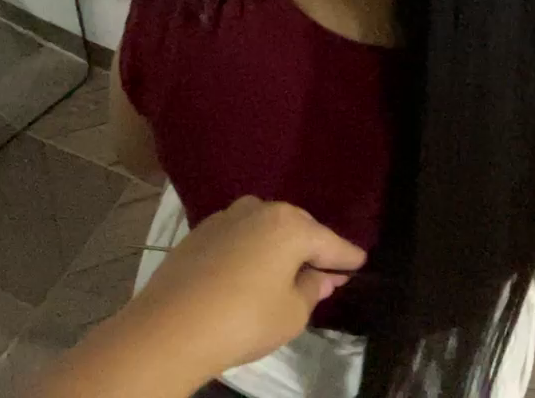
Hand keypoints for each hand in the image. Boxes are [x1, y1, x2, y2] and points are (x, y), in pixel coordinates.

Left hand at [36, 198, 367, 397]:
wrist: (173, 325)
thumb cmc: (244, 319)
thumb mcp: (291, 314)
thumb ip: (311, 290)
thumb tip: (320, 276)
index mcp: (291, 225)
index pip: (330, 242)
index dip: (347, 257)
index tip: (361, 261)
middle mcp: (262, 209)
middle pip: (298, 229)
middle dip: (312, 248)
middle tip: (324, 272)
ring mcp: (228, 216)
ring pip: (265, 228)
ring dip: (278, 245)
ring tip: (285, 271)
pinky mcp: (201, 230)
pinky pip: (239, 235)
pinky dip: (250, 248)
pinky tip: (248, 270)